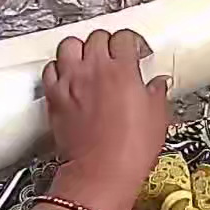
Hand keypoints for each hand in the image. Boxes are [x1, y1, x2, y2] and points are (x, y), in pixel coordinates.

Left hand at [42, 29, 170, 209]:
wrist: (100, 173)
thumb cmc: (129, 150)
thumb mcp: (157, 118)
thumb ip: (156, 93)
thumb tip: (159, 83)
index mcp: (122, 70)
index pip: (124, 37)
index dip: (131, 42)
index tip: (135, 52)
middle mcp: (94, 69)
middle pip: (97, 36)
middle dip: (107, 43)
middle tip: (114, 56)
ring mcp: (71, 80)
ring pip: (69, 44)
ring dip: (80, 49)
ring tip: (88, 60)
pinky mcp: (54, 95)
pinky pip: (50, 68)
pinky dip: (58, 68)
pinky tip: (68, 77)